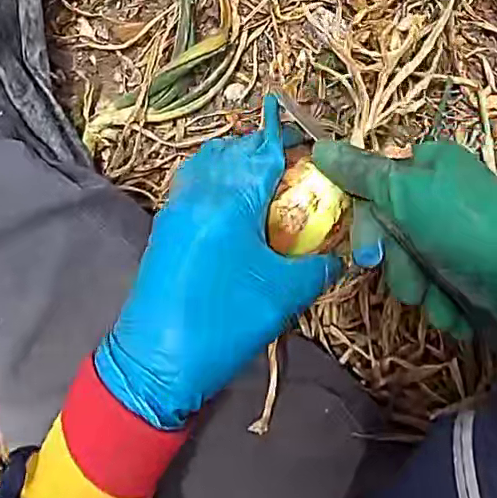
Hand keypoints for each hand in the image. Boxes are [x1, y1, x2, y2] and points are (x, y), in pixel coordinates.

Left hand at [94, 96, 342, 428]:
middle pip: (235, 149)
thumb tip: (338, 255)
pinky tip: (233, 204)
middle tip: (293, 171)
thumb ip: (316, 266)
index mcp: (231, 197)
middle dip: (264, 150)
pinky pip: (194, 180)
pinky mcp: (166, 220)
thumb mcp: (284, 294)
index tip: (310, 147)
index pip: (264, 150)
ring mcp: (177, 202)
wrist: (157, 355)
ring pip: (210, 160)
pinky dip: (216, 178)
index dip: (288, 142)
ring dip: (237, 161)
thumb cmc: (225, 320)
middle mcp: (200, 189)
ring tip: (264, 185)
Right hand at [314, 140, 496, 468]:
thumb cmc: (471, 232)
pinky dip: (438, 302)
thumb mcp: (405, 193)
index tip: (370, 247)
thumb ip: (358, 172)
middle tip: (409, 278)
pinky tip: (455, 310)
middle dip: (394, 261)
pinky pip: (429, 288)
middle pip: (382, 228)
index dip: (364, 219)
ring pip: (402, 263)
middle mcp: (437, 197)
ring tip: (439, 296)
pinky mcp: (465, 276)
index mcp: (427, 165)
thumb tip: (318, 146)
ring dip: (415, 285)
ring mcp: (451, 239)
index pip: (368, 184)